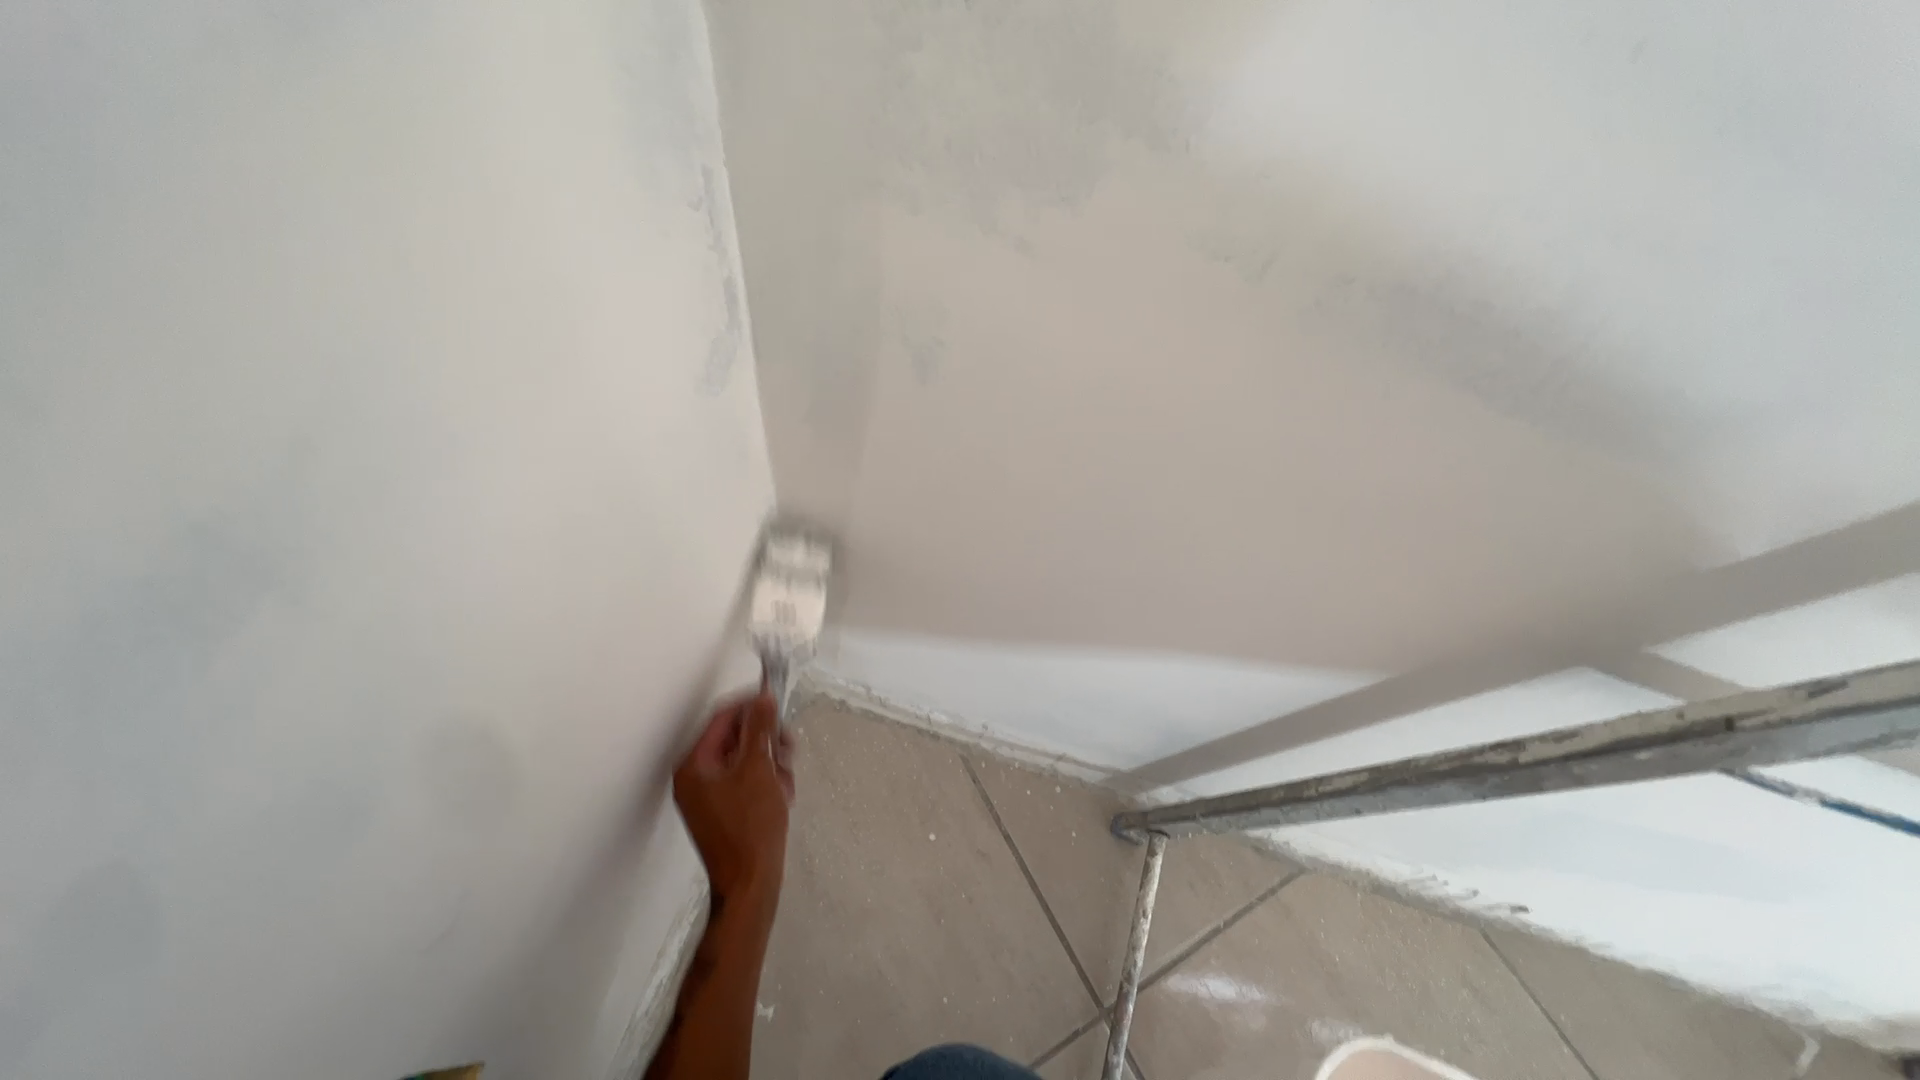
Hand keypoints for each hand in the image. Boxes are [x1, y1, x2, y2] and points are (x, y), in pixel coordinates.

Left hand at [673, 691, 794, 905]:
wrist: (751, 883)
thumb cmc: (752, 825)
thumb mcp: (758, 769)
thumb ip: (760, 729)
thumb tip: (762, 697)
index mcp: (694, 764)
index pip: (721, 717)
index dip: (750, 706)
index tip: (778, 705)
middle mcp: (695, 777)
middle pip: (734, 738)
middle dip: (765, 740)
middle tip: (787, 751)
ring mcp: (708, 796)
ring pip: (744, 759)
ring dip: (769, 762)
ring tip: (785, 782)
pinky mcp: (723, 811)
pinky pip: (745, 781)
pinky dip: (765, 781)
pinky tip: (781, 795)